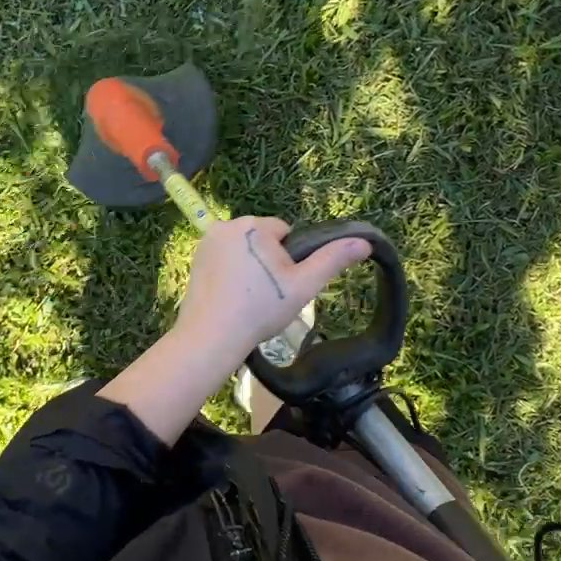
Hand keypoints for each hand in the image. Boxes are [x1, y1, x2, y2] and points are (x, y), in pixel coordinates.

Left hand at [170, 216, 371, 366]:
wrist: (212, 335)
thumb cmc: (261, 309)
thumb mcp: (304, 285)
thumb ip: (333, 259)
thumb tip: (365, 242)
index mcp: (254, 225)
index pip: (284, 233)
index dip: (290, 259)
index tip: (284, 284)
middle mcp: (227, 224)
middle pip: (262, 240)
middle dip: (269, 261)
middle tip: (267, 295)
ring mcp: (207, 241)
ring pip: (243, 250)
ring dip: (250, 267)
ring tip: (249, 299)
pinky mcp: (196, 258)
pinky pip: (224, 259)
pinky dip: (231, 273)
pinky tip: (232, 297)